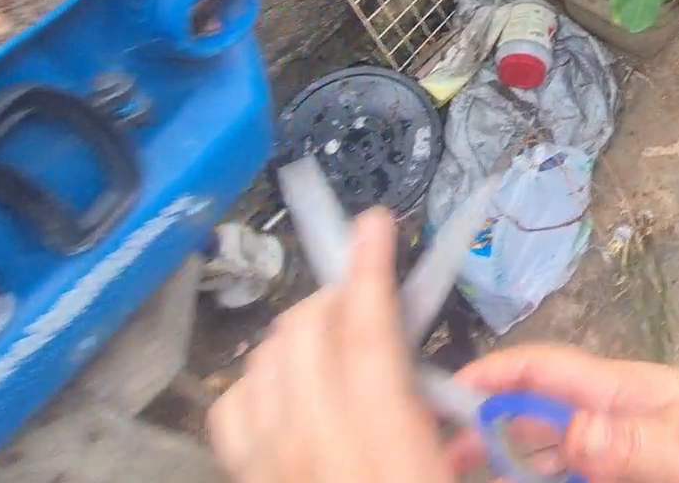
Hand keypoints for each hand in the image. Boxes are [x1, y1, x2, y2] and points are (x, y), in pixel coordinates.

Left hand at [208, 209, 451, 482]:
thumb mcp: (448, 473)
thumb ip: (446, 429)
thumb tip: (439, 383)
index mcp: (383, 446)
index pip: (365, 337)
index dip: (369, 272)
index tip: (375, 222)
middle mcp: (314, 452)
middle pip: (304, 336)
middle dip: (336, 296)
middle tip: (370, 298)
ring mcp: (268, 471)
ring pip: (261, 362)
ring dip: (299, 332)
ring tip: (333, 338)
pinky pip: (230, 408)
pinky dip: (257, 378)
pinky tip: (287, 385)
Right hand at [451, 345, 678, 482]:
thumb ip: (631, 440)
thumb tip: (571, 431)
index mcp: (626, 386)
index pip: (551, 367)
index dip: (499, 370)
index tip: (450, 390)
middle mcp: (617, 408)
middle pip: (541, 410)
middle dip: (491, 423)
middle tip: (442, 454)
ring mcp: (624, 440)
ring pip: (553, 445)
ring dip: (512, 456)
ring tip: (465, 471)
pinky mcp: (632, 467)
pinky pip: (578, 470)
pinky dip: (547, 476)